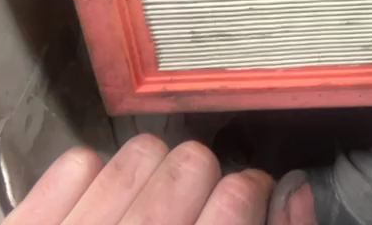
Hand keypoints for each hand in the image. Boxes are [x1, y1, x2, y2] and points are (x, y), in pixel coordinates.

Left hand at [4, 137, 315, 224]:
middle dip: (205, 186)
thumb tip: (292, 192)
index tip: (246, 211)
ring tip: (149, 220)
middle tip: (196, 222)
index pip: (240, 197)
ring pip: (139, 154)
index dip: (253, 199)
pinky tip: (104, 220)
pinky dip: (97, 183)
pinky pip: (79, 164)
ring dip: (154, 179)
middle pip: (192, 163)